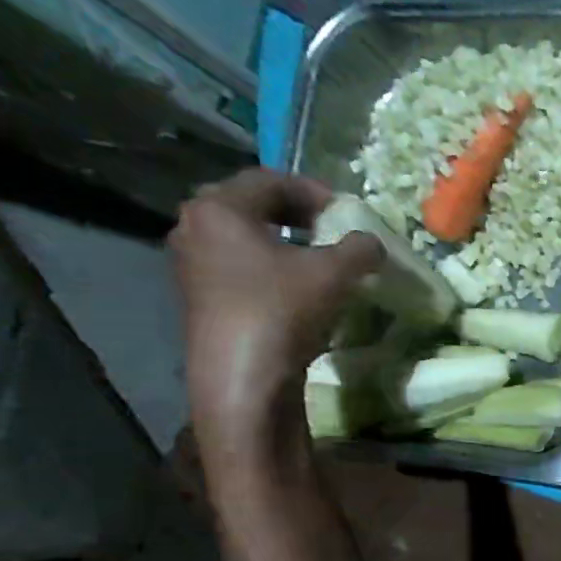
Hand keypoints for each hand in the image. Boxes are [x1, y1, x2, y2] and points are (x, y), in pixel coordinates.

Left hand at [171, 169, 380, 448]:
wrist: (243, 381)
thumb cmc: (282, 311)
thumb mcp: (333, 273)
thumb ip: (359, 247)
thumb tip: (371, 242)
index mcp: (219, 207)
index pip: (270, 180)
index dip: (313, 190)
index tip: (344, 209)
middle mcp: (193, 227)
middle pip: (250, 205)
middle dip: (294, 212)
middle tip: (328, 226)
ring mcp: (189, 264)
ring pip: (242, 237)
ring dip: (281, 240)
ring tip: (315, 257)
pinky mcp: (196, 298)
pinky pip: (235, 264)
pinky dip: (266, 265)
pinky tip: (293, 288)